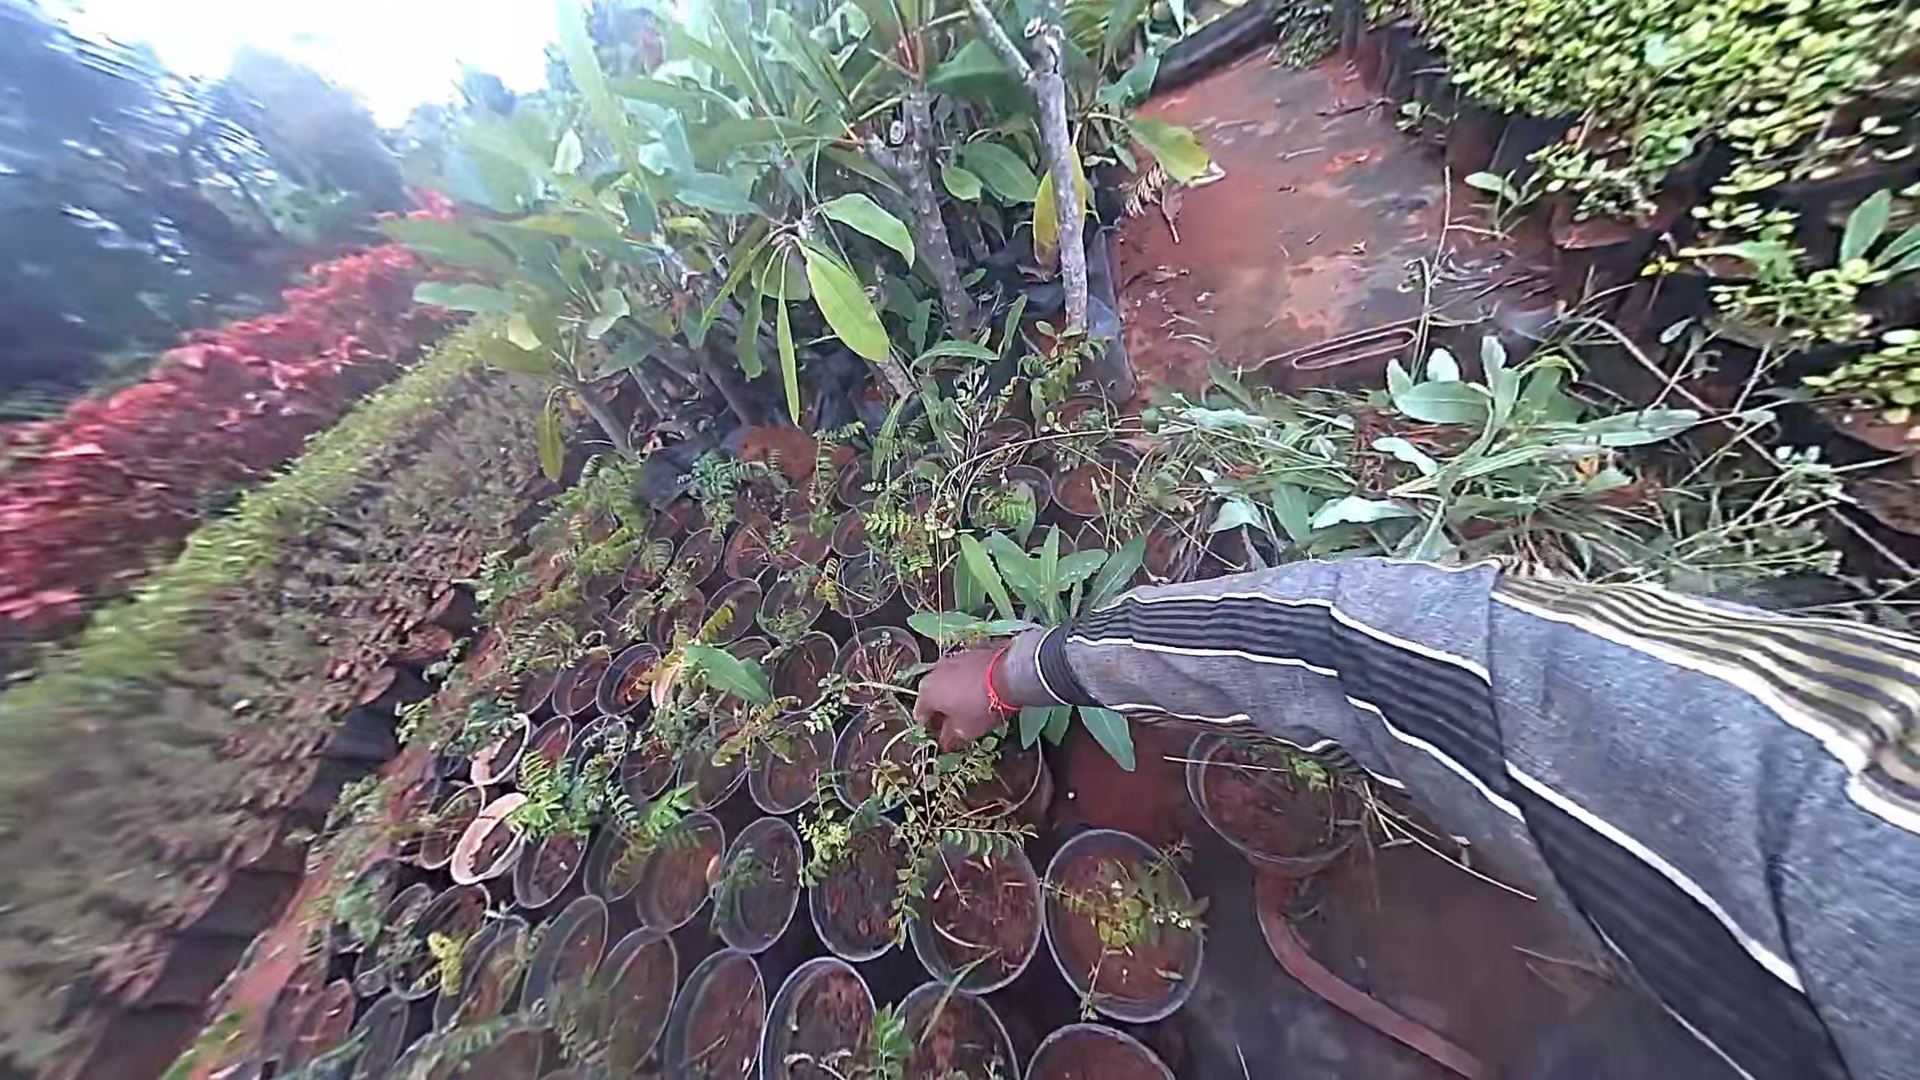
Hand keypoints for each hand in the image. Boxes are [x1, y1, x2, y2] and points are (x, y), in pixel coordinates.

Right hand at [914, 647, 1008, 749]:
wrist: (1005, 675)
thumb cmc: (979, 707)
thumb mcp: (964, 729)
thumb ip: (950, 735)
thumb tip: (945, 740)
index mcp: (926, 692)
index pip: (921, 714)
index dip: (930, 727)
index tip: (941, 736)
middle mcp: (933, 672)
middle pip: (932, 695)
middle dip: (941, 709)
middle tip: (954, 722)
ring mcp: (950, 659)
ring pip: (946, 682)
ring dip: (952, 693)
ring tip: (968, 705)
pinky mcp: (968, 653)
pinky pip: (961, 672)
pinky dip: (964, 682)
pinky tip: (977, 691)